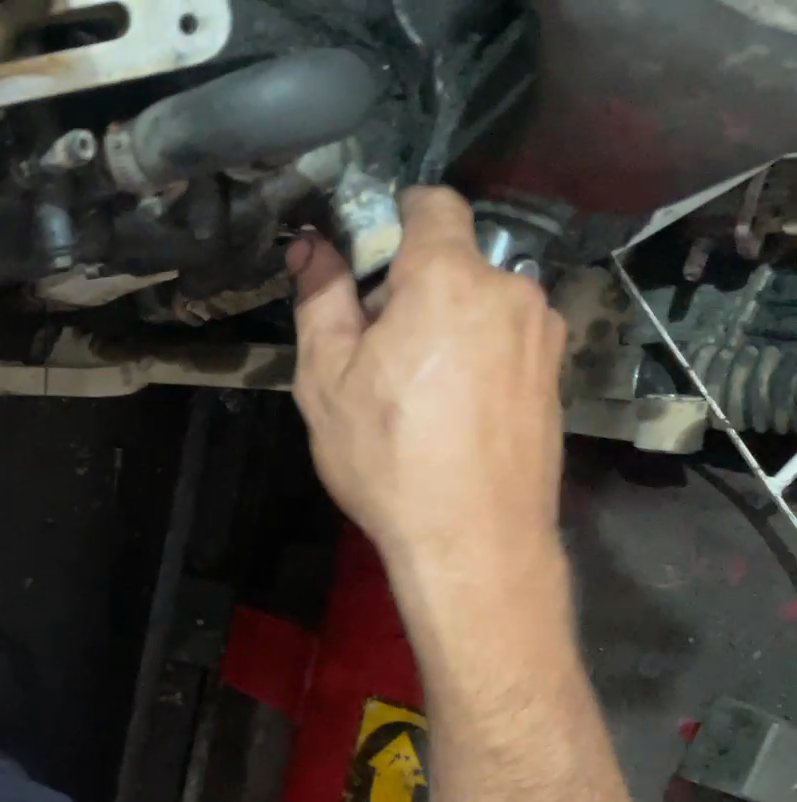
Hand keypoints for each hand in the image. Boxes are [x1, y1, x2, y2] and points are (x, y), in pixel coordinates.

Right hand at [288, 187, 567, 575]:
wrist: (470, 533)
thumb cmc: (383, 452)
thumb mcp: (325, 378)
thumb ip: (319, 302)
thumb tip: (310, 247)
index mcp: (446, 281)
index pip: (431, 205)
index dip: (389, 216)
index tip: (355, 254)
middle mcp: (508, 289)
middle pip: (448, 260)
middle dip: (401, 286)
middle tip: (360, 345)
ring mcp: (540, 328)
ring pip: (473, 299)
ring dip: (433, 319)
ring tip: (398, 383)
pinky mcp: (553, 366)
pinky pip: (498, 333)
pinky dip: (463, 347)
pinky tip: (438, 403)